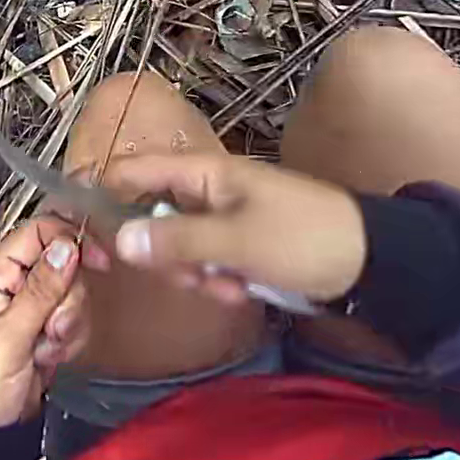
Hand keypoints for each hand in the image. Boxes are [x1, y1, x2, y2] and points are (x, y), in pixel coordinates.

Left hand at [0, 215, 108, 426]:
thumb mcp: (7, 336)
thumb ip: (40, 290)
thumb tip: (67, 248)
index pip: (41, 231)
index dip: (70, 240)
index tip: (94, 261)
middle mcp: (17, 281)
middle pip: (65, 262)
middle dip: (68, 298)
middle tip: (51, 326)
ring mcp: (33, 304)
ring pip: (74, 291)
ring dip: (68, 323)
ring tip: (44, 346)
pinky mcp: (47, 326)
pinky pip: (75, 318)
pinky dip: (70, 339)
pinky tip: (50, 355)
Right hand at [103, 151, 365, 304]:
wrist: (372, 262)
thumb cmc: (302, 238)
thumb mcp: (237, 241)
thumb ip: (176, 240)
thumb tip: (118, 239)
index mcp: (202, 172)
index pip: (133, 172)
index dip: (104, 195)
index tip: (88, 234)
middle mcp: (204, 190)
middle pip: (152, 215)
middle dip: (166, 252)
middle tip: (192, 274)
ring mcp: (221, 216)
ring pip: (179, 244)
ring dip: (196, 270)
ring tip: (229, 282)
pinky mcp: (237, 241)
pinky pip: (206, 260)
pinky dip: (218, 277)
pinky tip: (243, 288)